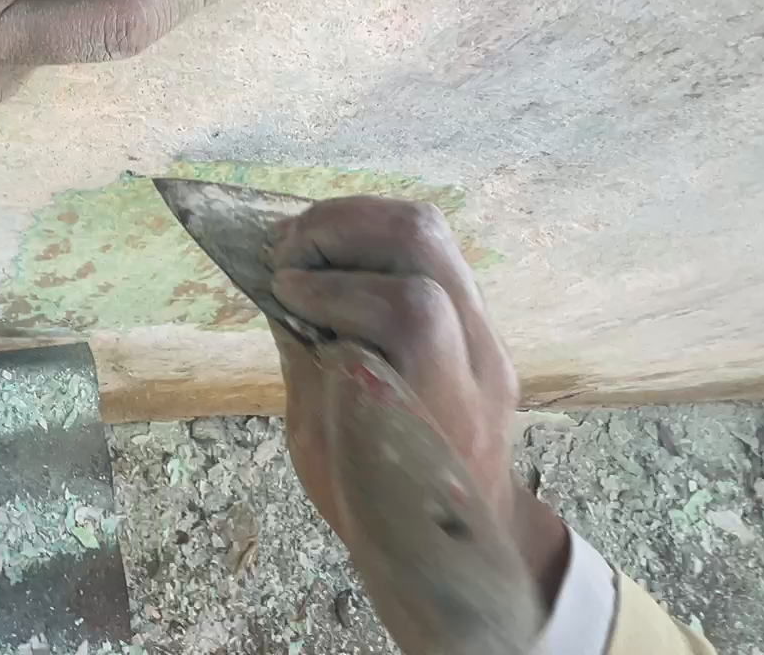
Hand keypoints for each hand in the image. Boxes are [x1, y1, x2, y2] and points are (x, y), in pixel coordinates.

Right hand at [268, 197, 571, 608]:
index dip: (330, 290)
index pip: (405, 310)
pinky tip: (333, 250)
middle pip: (423, 246)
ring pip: (430, 233)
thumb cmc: (374, 505)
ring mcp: (483, 335)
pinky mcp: (476, 322)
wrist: (452, 546)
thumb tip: (279, 292)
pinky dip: (370, 233)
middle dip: (339, 228)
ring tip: (304, 237)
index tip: (279, 289)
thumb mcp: (319, 445)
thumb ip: (306, 361)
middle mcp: (474, 359)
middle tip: (286, 247)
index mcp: (437, 407)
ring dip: (353, 218)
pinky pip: (428, 249)